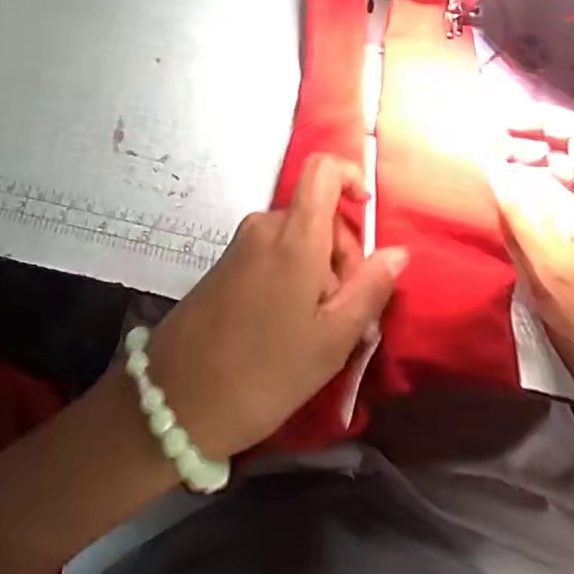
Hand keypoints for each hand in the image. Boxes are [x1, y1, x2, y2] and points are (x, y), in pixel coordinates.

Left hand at [143, 154, 408, 459]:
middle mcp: (264, 227)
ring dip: (319, 273)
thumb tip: (397, 251)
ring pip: (298, 239)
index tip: (366, 215)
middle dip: (343, 255)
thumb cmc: (266, 372)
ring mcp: (240, 245)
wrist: (175, 403)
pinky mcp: (224, 265)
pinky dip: (293, 278)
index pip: (323, 170)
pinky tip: (288, 328)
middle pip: (318, 215)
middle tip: (346, 316)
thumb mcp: (333, 339)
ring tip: (317, 331)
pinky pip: (273, 254)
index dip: (351, 177)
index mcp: (294, 236)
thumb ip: (371, 288)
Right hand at [486, 103, 573, 420]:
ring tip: (501, 180)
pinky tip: (526, 218)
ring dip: (545, 176)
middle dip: (538, 146)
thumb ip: (520, 210)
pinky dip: (555, 204)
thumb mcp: (550, 268)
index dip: (542, 120)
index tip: (499, 126)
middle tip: (492, 155)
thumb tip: (494, 164)